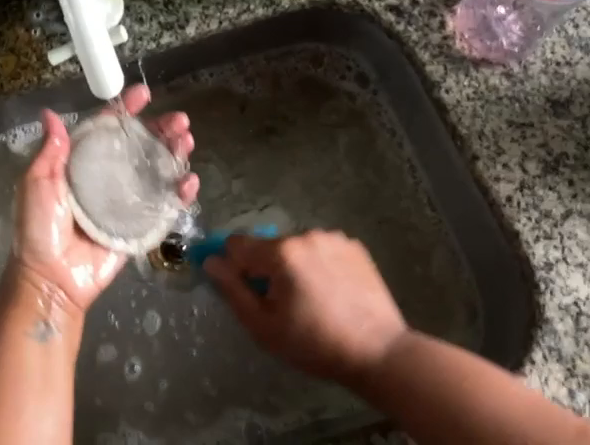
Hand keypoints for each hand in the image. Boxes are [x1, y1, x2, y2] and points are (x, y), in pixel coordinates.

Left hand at [11, 83, 197, 316]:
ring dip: (175, 153)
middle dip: (161, 129)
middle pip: (140, 145)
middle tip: (180, 120)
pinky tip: (189, 180)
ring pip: (157, 169)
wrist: (51, 278)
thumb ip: (50, 150)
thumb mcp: (37, 183)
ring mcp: (127, 201)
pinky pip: (164, 205)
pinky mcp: (140, 226)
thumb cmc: (39, 228)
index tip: (143, 94)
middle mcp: (108, 177)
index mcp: (82, 163)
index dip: (125, 110)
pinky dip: (180, 191)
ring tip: (186, 141)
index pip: (107, 128)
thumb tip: (51, 114)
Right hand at [203, 230, 408, 388]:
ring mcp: (333, 237)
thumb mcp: (264, 327)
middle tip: (284, 303)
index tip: (246, 290)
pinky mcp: (354, 246)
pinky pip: (323, 248)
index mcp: (280, 252)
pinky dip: (320, 264)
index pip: (237, 244)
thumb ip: (232, 291)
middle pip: (268, 246)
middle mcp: (304, 235)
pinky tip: (333, 291)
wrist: (379, 353)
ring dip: (295, 265)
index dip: (234, 266)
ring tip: (313, 299)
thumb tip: (210, 262)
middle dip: (268, 269)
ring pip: (297, 247)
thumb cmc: (315, 344)